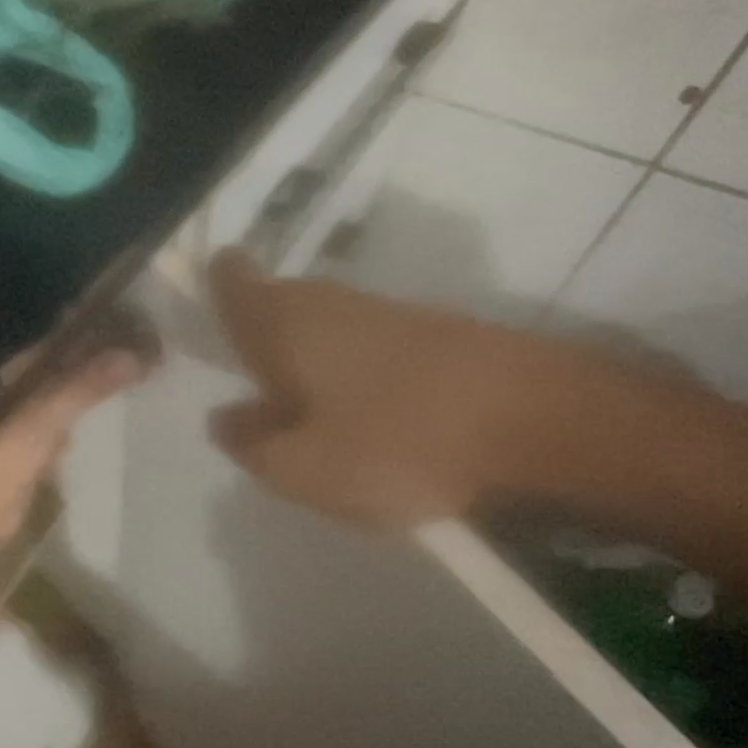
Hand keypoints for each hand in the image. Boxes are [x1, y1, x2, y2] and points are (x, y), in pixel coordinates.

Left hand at [0, 337, 152, 605]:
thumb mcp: (34, 426)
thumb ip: (79, 388)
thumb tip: (133, 353)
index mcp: (7, 381)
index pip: (56, 342)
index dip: (94, 328)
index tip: (137, 318)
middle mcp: (8, 399)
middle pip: (60, 367)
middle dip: (98, 353)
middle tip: (148, 344)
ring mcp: (13, 432)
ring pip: (60, 397)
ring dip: (92, 384)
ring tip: (135, 371)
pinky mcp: (21, 465)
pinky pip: (56, 430)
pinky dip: (78, 419)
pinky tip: (96, 420)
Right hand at [206, 250, 582, 524]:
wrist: (537, 419)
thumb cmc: (394, 441)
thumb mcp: (300, 468)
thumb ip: (250, 445)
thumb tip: (224, 420)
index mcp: (282, 321)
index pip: (230, 279)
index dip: (213, 290)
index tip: (210, 322)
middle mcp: (326, 302)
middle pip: (274, 307)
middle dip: (258, 345)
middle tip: (257, 403)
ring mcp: (383, 312)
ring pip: (320, 330)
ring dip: (307, 367)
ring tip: (311, 424)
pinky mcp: (429, 332)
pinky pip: (364, 348)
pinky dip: (351, 378)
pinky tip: (366, 421)